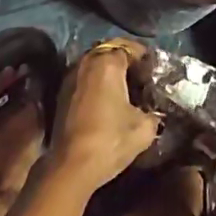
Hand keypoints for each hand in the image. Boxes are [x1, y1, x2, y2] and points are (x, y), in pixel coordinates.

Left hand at [45, 39, 160, 193]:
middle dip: (125, 61)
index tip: (153, 72)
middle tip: (139, 78)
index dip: (144, 58)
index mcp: (108, 63)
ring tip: (123, 89)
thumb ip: (153, 113)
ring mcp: (71, 77)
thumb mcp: (144, 129)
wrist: (70, 167)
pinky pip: (84, 78)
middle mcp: (87, 62)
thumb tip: (154, 113)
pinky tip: (105, 101)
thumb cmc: (110, 140)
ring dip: (108, 71)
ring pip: (94, 64)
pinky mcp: (61, 94)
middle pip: (110, 51)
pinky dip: (96, 83)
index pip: (130, 48)